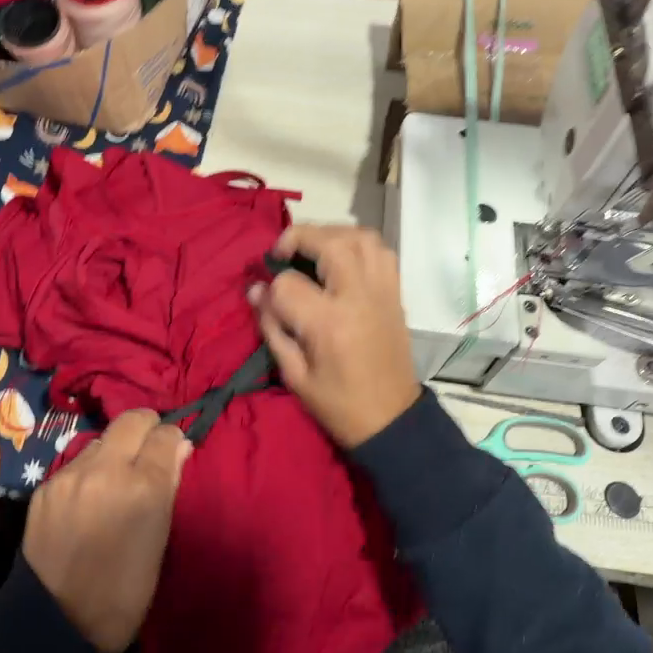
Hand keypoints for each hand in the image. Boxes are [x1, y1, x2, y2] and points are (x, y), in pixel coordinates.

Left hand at [24, 410, 189, 652]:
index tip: (173, 452)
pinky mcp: (45, 487)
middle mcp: (105, 470)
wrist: (57, 624)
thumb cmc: (125, 592)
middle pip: (131, 420)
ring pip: (101, 439)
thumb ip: (169, 484)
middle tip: (149, 452)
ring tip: (116, 480)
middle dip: (145, 429)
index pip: (165, 434)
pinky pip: (75, 463)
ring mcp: (70, 476)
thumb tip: (178, 445)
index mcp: (143, 488)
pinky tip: (89, 498)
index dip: (172, 439)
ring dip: (114, 450)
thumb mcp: (160, 541)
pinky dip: (89, 471)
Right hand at [249, 225, 421, 449]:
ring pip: (361, 237)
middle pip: (330, 243)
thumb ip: (273, 328)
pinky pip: (382, 251)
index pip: (289, 284)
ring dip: (331, 233)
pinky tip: (341, 258)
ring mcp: (382, 292)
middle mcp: (358, 297)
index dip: (271, 288)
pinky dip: (359, 244)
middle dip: (299, 238)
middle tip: (281, 252)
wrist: (391, 419)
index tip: (267, 301)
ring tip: (312, 249)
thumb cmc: (338, 405)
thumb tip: (256, 290)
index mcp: (329, 324)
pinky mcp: (395, 293)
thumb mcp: (295, 375)